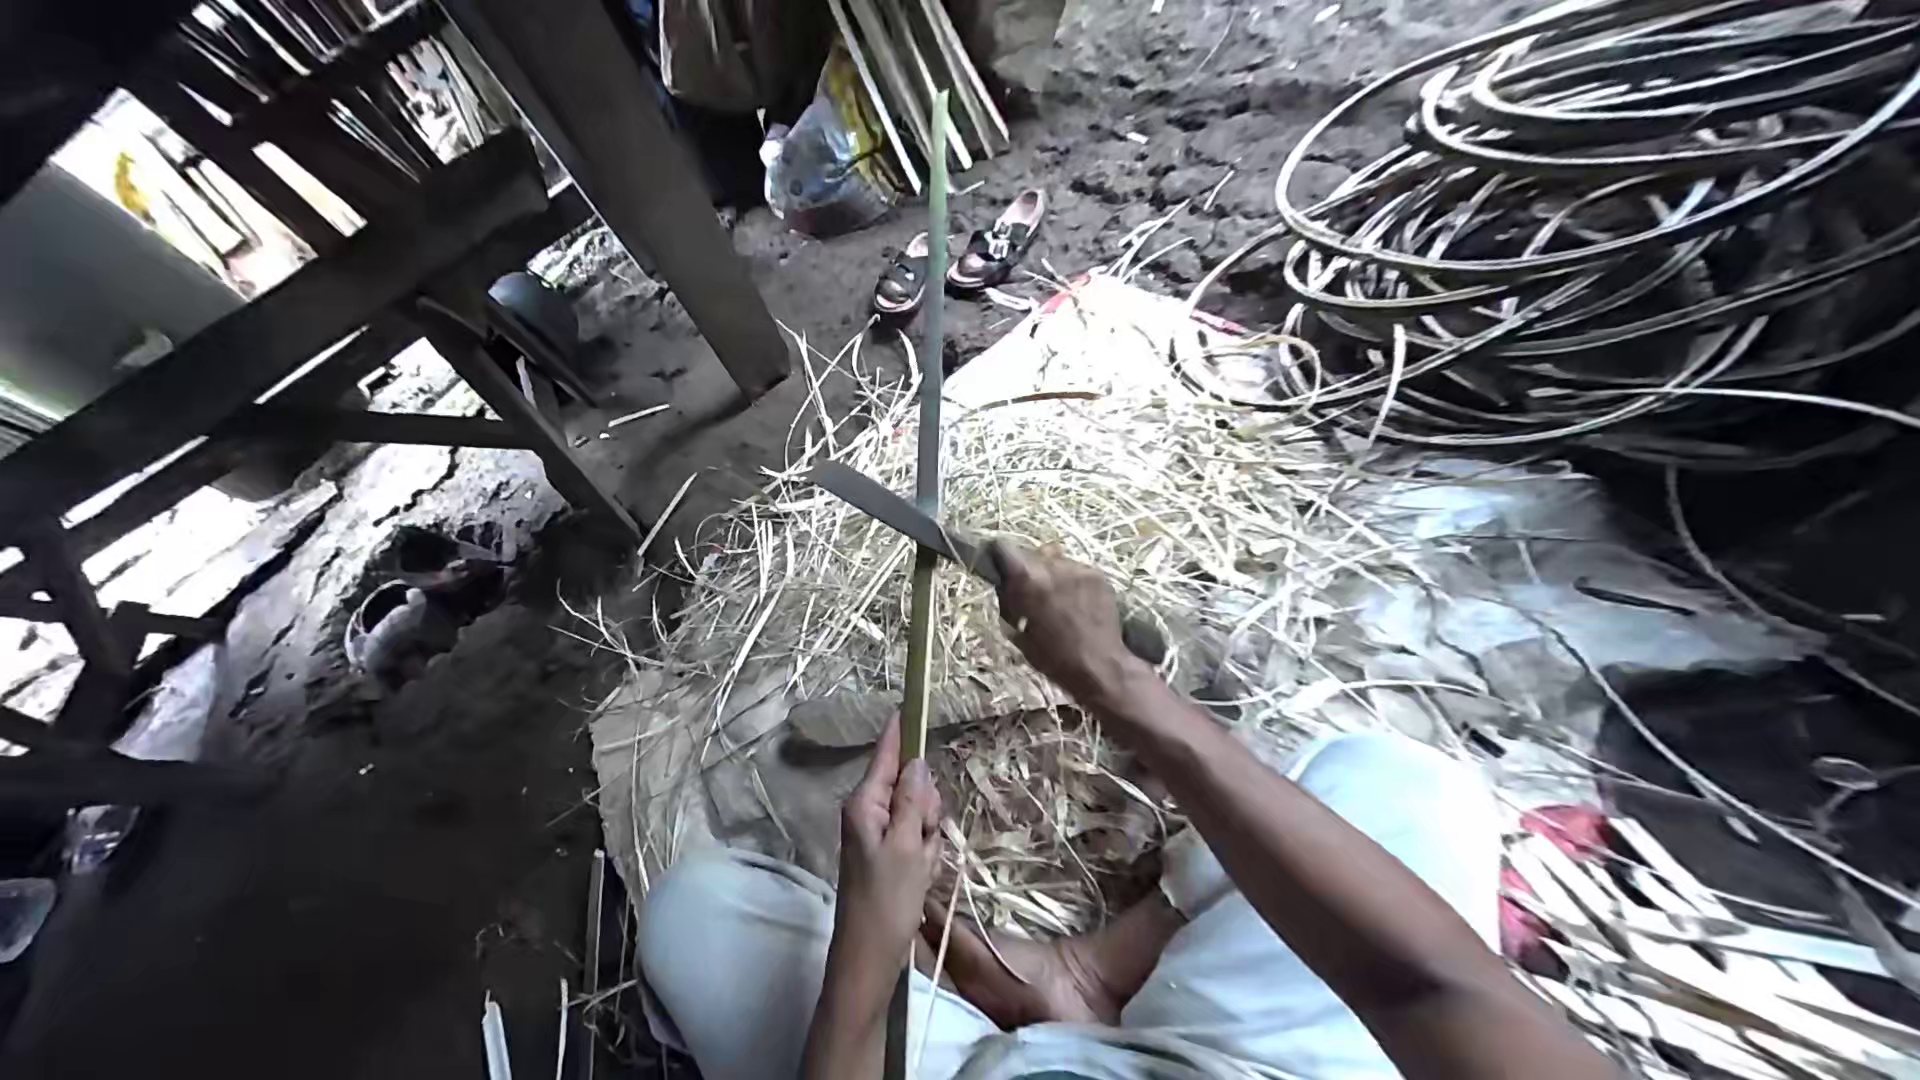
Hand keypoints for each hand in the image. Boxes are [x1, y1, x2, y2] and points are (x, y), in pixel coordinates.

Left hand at [831, 715, 942, 972]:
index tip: (908, 704)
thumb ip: (912, 800)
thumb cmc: (886, 900)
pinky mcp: (889, 852)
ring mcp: (879, 832)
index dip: (900, 731)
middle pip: (911, 783)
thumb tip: (918, 762)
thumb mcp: (905, 845)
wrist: (870, 958)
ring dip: (927, 836)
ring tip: (919, 866)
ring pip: (919, 811)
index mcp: (866, 803)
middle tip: (922, 838)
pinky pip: (918, 837)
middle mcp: (870, 811)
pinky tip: (920, 876)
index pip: (886, 754)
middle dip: (925, 808)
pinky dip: (925, 854)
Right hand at [989, 541, 1141, 701]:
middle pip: (1033, 554)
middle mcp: (1052, 565)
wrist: (1098, 666)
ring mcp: (1079, 568)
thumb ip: (1010, 601)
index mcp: (1027, 578)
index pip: (1003, 547)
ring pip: (1057, 561)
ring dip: (1054, 575)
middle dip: (1030, 571)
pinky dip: (1074, 582)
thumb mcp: (1017, 631)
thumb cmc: (1052, 656)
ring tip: (1060, 601)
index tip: (1001, 568)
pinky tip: (1078, 604)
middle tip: (1034, 594)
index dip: (998, 556)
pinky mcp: (1098, 575)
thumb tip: (1007, 586)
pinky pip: (1078, 571)